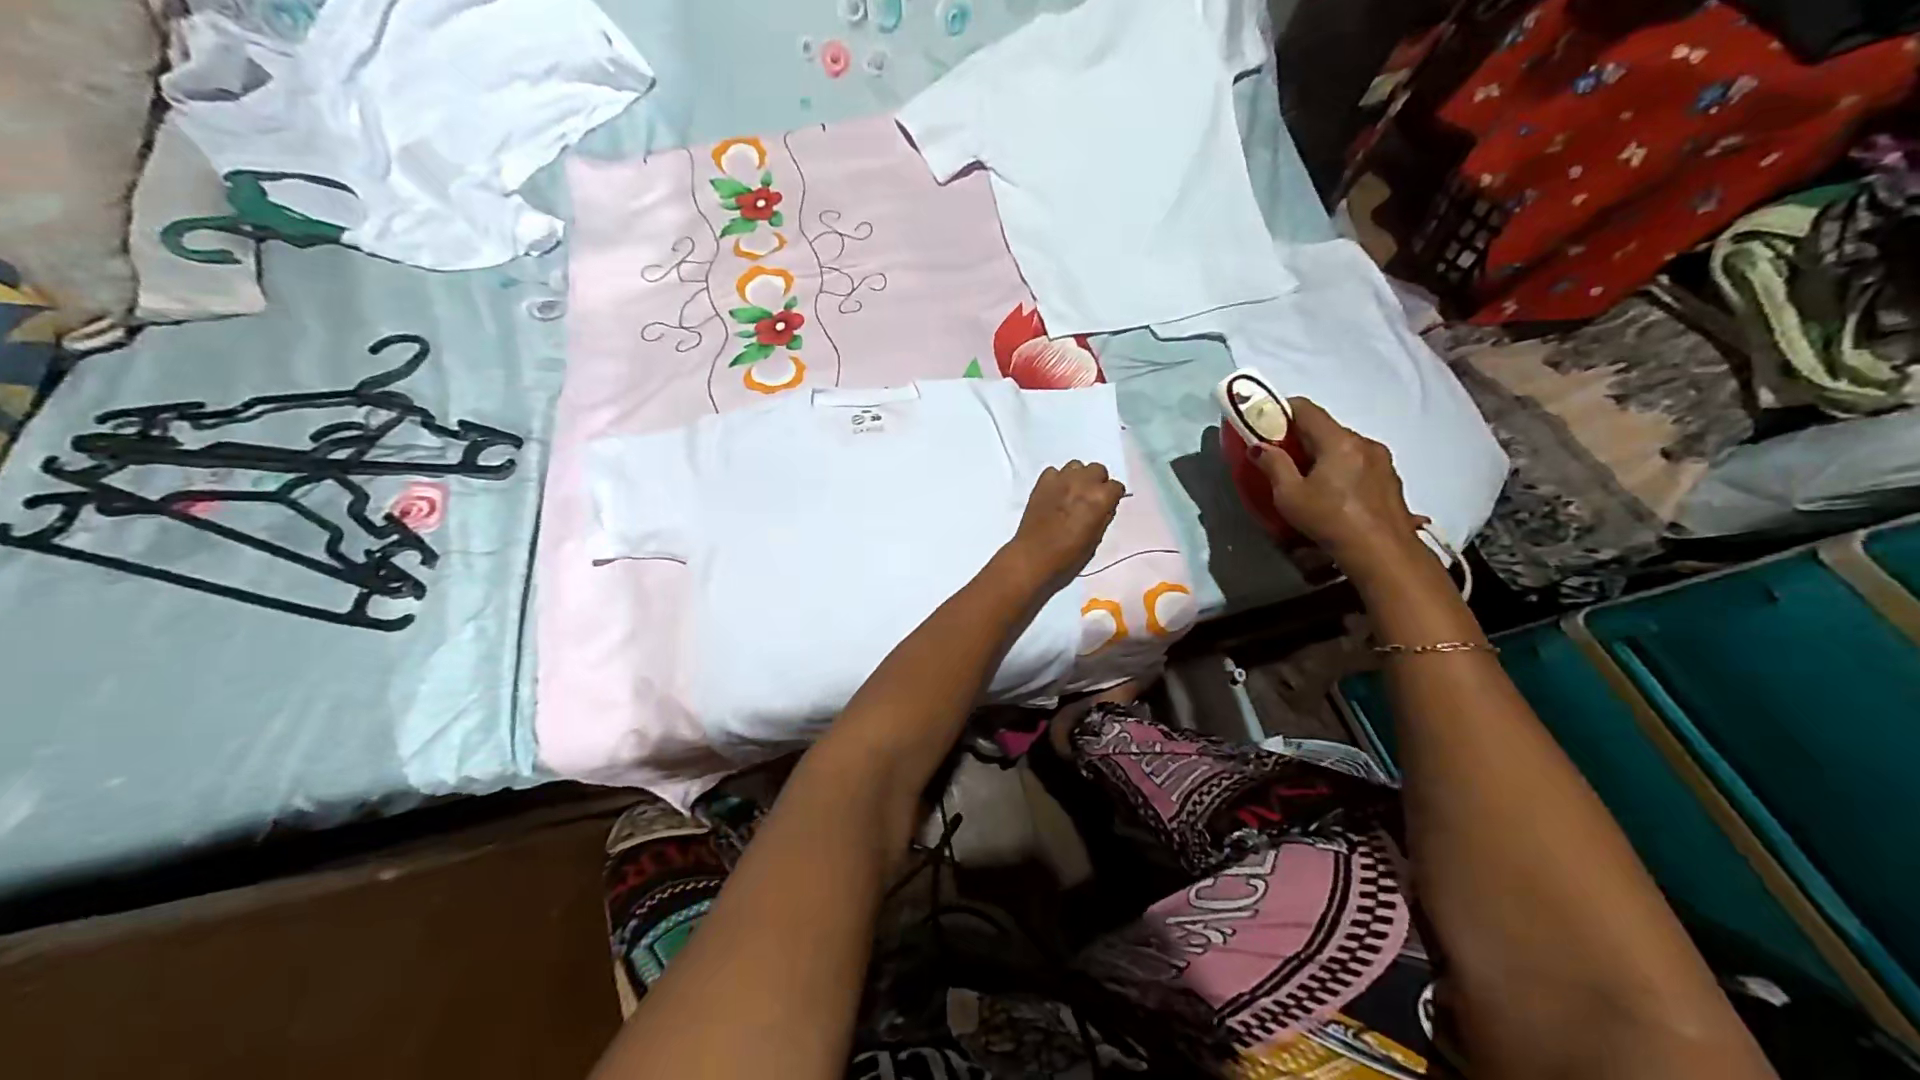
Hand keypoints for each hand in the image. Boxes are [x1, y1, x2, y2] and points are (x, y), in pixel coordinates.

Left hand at [1005, 460, 1124, 584]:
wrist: (1034, 556)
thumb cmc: (1069, 555)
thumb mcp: (1096, 539)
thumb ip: (1104, 516)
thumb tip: (1106, 505)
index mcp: (1100, 498)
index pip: (1116, 486)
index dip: (1112, 496)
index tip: (1107, 504)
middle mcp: (1082, 483)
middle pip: (1097, 470)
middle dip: (1097, 482)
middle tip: (1090, 498)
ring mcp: (1060, 479)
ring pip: (1076, 466)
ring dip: (1078, 477)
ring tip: (1072, 493)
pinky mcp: (1042, 482)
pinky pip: (1054, 472)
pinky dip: (1057, 480)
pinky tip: (1055, 494)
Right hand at [1253, 398, 1430, 576]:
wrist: (1382, 552)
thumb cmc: (1330, 520)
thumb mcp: (1290, 495)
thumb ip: (1273, 465)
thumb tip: (1259, 446)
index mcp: (1338, 440)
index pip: (1307, 409)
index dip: (1281, 410)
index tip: (1264, 423)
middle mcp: (1363, 441)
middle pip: (1326, 427)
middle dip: (1301, 436)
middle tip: (1280, 455)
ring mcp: (1381, 459)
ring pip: (1343, 445)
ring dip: (1323, 453)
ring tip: (1307, 477)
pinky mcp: (1390, 477)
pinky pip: (1358, 461)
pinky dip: (1341, 466)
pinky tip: (1333, 491)